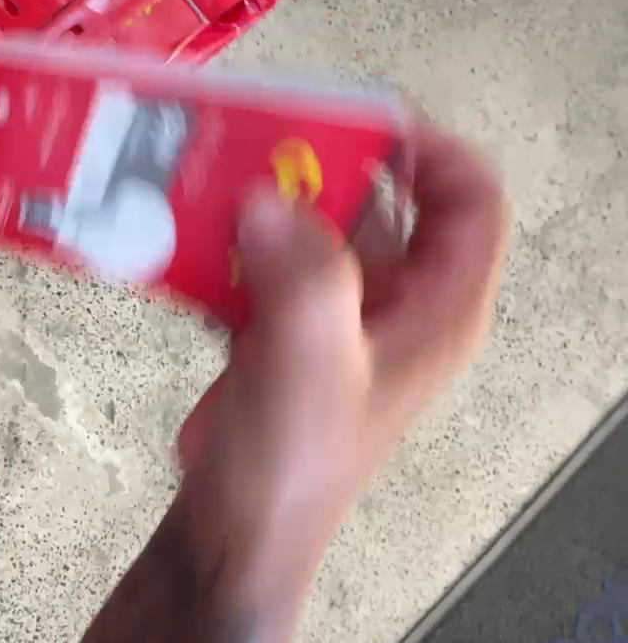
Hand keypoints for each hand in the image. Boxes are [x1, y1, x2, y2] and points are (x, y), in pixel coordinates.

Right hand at [178, 121, 508, 543]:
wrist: (233, 524)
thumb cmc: (292, 466)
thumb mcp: (311, 368)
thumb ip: (301, 282)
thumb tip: (268, 204)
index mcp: (431, 312)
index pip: (465, 206)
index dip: (430, 153)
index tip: (362, 118)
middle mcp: (381, 310)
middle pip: (367, 215)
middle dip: (314, 178)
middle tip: (253, 152)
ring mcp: (318, 327)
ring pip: (296, 245)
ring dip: (252, 218)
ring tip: (204, 195)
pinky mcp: (263, 342)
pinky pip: (245, 279)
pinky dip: (214, 260)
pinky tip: (177, 253)